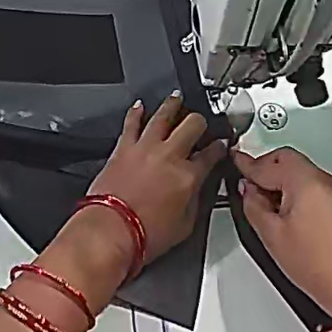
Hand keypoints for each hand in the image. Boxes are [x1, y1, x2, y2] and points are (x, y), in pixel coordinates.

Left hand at [84, 94, 226, 266]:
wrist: (111, 230)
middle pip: (192, 125)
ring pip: (163, 116)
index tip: (220, 145)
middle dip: (200, 122)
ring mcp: (145, 148)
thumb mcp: (185, 226)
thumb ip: (194, 202)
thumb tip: (195, 192)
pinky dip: (136, 112)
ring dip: (172, 105)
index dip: (219, 148)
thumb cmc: (144, 233)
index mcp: (189, 176)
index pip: (211, 154)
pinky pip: (131, 123)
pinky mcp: (123, 148)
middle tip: (200, 122)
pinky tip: (139, 106)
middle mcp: (169, 156)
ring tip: (176, 98)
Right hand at [232, 147, 331, 320]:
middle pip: (284, 158)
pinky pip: (305, 183)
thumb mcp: (270, 234)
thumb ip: (252, 204)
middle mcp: (320, 180)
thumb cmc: (319, 264)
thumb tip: (247, 191)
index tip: (234, 160)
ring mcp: (329, 191)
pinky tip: (279, 210)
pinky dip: (289, 188)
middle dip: (263, 167)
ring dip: (277, 179)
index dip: (245, 164)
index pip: (266, 164)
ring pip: (295, 169)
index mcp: (303, 181)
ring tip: (262, 203)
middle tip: (247, 184)